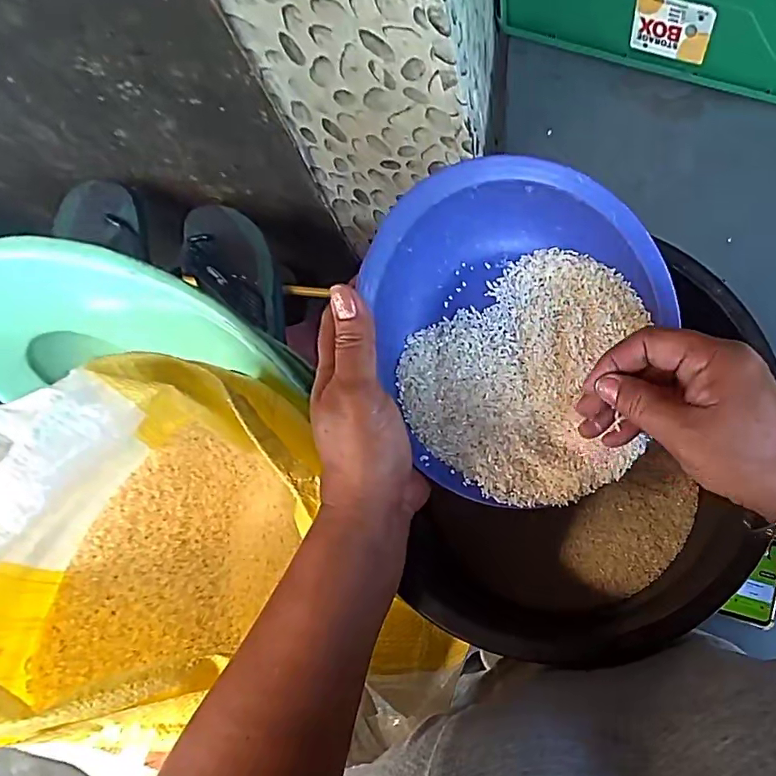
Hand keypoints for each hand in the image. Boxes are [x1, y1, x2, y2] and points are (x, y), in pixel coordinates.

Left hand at [311, 285, 428, 524]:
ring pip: (387, 368)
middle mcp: (349, 389)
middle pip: (362, 344)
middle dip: (381, 316)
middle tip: (415, 289)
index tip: (382, 270)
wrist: (381, 505)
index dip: (352, 297)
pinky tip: (444, 365)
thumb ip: (354, 346)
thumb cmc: (364, 449)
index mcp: (332, 377)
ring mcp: (374, 409)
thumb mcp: (357, 391)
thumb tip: (341, 291)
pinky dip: (421, 374)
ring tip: (434, 318)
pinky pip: (409, 391)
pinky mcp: (399, 426)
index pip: (337, 325)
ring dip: (403, 345)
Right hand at [576, 327, 775, 521]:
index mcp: (714, 356)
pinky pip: (675, 401)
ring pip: (659, 385)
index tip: (588, 390)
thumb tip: (604, 384)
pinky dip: (649, 416)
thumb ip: (639, 403)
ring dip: (626, 407)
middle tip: (585, 415)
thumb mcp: (683, 432)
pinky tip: (623, 437)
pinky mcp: (717, 402)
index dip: (612, 364)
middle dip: (615, 390)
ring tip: (596, 432)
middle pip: (652, 364)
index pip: (650, 343)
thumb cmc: (744, 460)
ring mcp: (718, 382)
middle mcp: (716, 360)